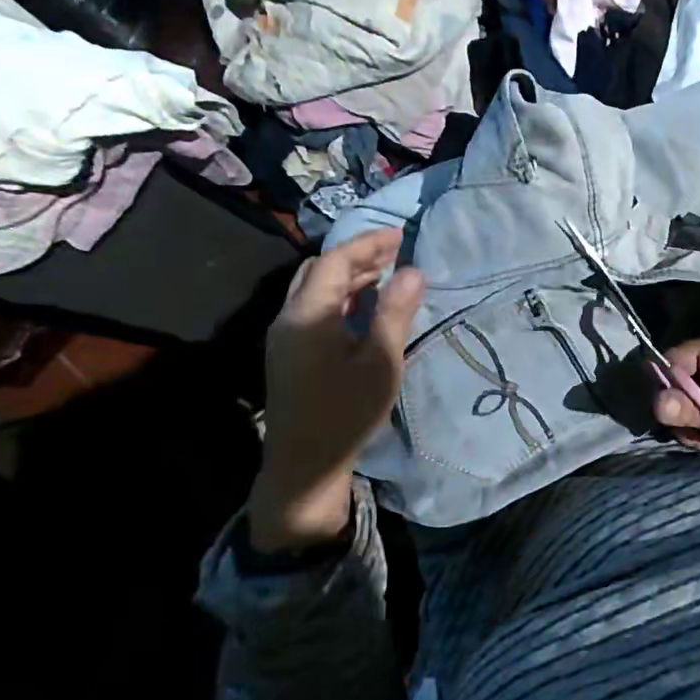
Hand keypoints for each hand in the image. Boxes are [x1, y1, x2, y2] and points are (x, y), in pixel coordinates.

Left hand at [248, 229, 424, 551]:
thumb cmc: (347, 412)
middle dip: (357, 256)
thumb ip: (395, 313)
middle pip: (319, 271)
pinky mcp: (288, 353)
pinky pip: (312, 309)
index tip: (399, 236)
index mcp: (309, 314)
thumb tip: (414, 271)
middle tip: (395, 253)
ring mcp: (285, 336)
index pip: (335, 261)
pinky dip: (339, 297)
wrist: (305, 464)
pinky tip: (363, 308)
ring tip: (385, 275)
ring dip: (348, 277)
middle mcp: (288, 317)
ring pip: (314, 290)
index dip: (367, 244)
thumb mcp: (381, 362)